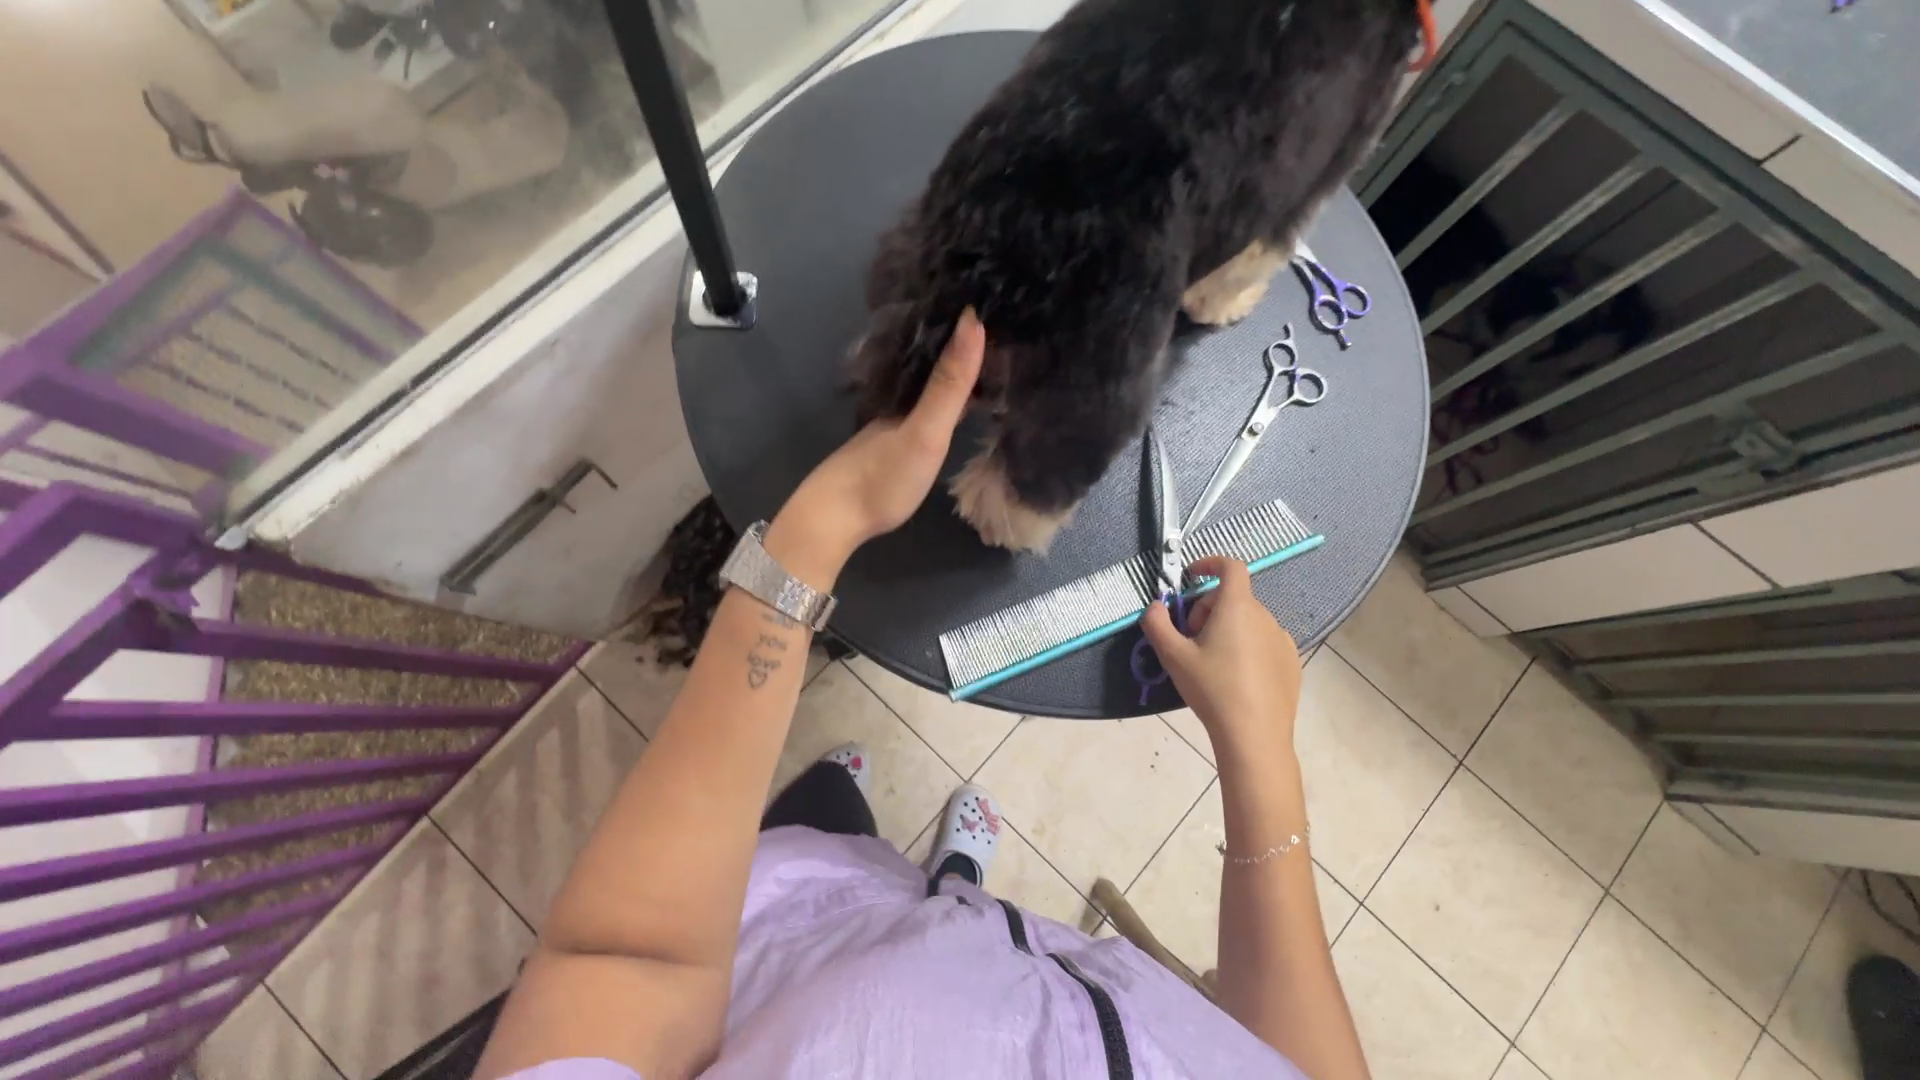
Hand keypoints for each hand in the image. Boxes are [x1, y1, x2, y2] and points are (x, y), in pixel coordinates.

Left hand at [765, 310, 985, 585]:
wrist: (835, 518)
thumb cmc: (884, 476)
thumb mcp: (926, 431)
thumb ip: (950, 384)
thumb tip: (973, 318)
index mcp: (906, 384)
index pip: (944, 340)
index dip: (973, 324)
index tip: (1006, 306)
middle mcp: (898, 393)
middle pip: (936, 357)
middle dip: (968, 342)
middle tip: (1009, 329)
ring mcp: (892, 416)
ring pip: (930, 381)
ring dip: (958, 368)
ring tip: (995, 357)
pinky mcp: (891, 438)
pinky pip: (925, 403)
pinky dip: (946, 395)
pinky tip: (959, 401)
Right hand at [1141, 556, 1303, 761]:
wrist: (1254, 734)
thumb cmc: (1212, 689)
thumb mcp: (1173, 656)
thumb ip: (1156, 624)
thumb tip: (1154, 606)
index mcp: (1237, 607)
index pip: (1230, 566)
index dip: (1210, 563)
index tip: (1191, 576)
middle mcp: (1264, 616)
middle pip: (1232, 598)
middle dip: (1207, 610)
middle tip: (1190, 640)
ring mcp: (1282, 639)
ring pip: (1248, 621)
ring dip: (1227, 629)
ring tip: (1212, 664)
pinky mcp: (1291, 661)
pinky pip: (1264, 641)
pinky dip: (1247, 647)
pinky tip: (1236, 678)